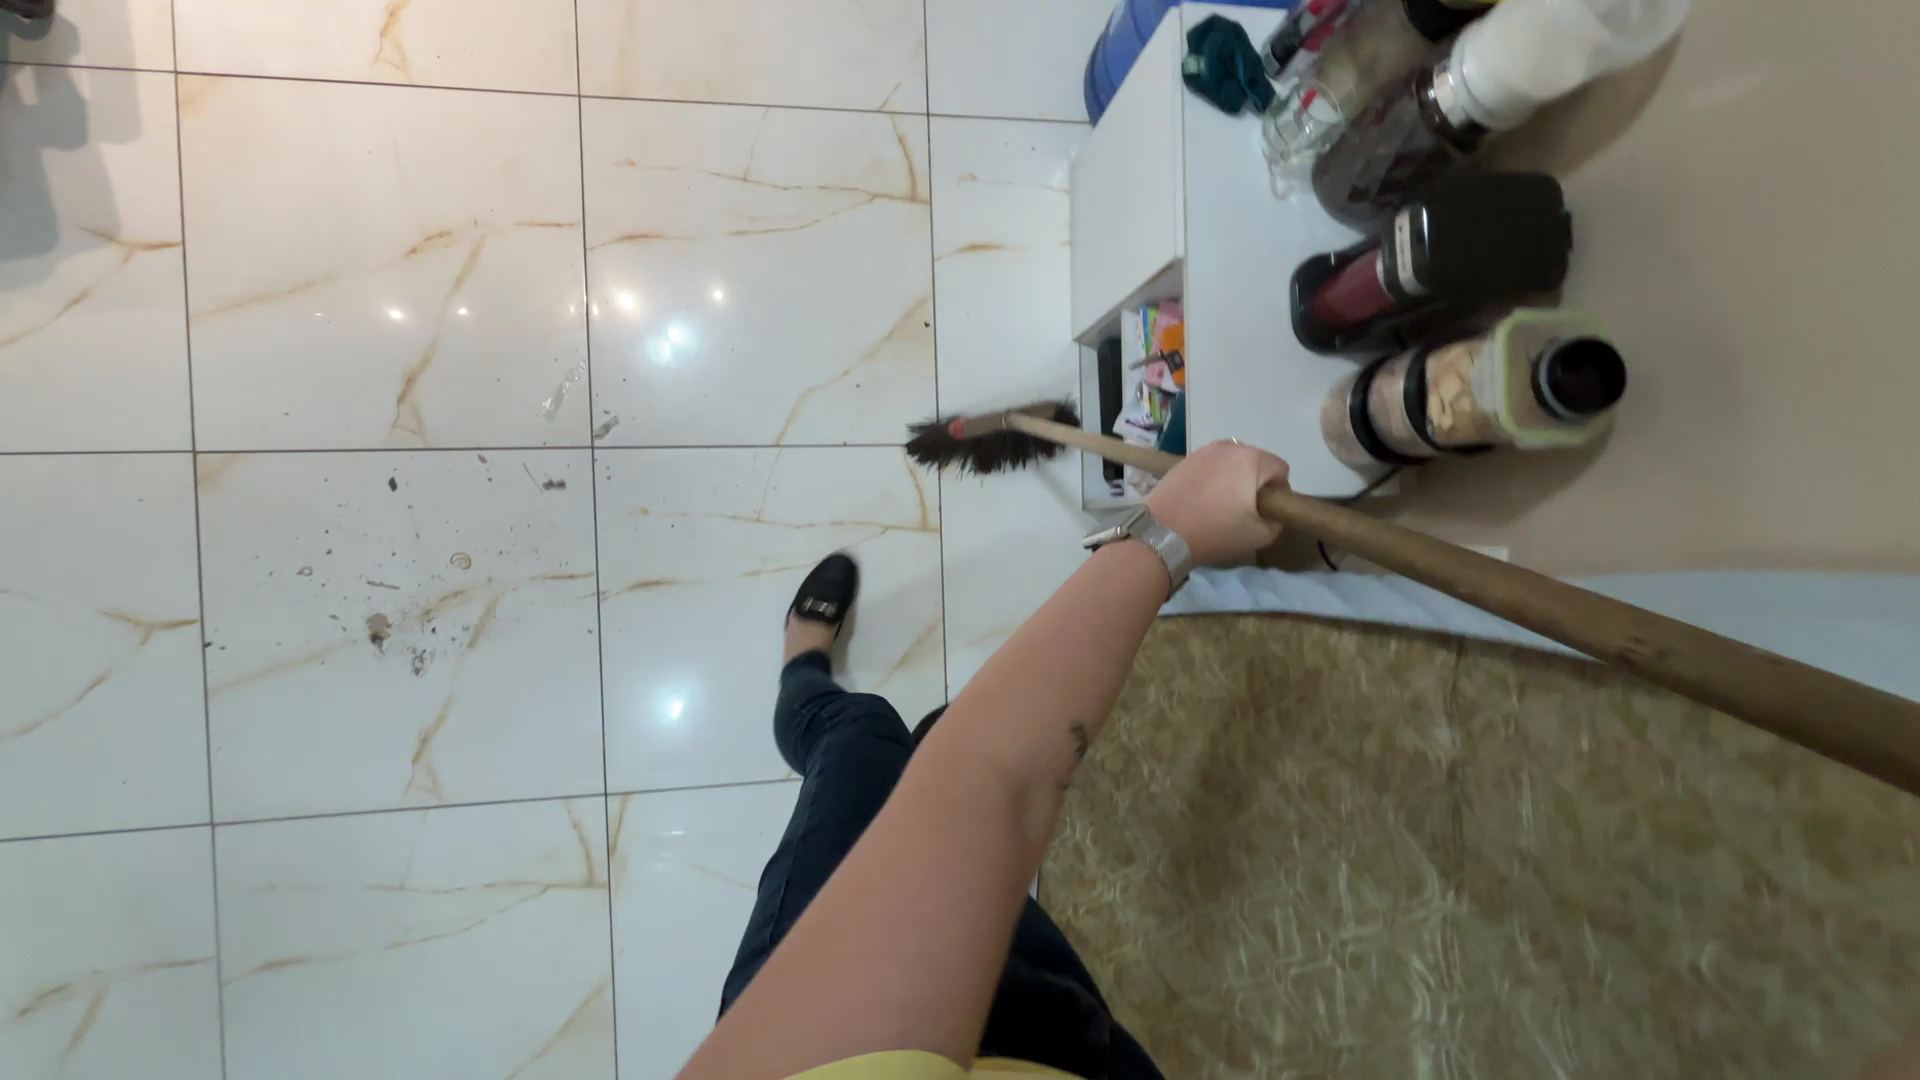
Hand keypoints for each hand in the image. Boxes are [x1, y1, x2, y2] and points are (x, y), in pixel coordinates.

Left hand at [1147, 440, 1289, 565]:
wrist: (1162, 533)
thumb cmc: (1215, 531)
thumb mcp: (1259, 535)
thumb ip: (1277, 521)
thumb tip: (1272, 513)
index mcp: (1251, 458)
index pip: (1280, 469)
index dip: (1279, 491)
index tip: (1266, 511)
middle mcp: (1227, 447)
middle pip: (1255, 461)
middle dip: (1255, 482)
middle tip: (1243, 509)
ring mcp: (1202, 451)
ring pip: (1230, 462)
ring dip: (1233, 478)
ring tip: (1221, 504)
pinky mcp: (1183, 461)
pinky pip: (1209, 466)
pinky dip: (1212, 478)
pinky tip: (1202, 499)